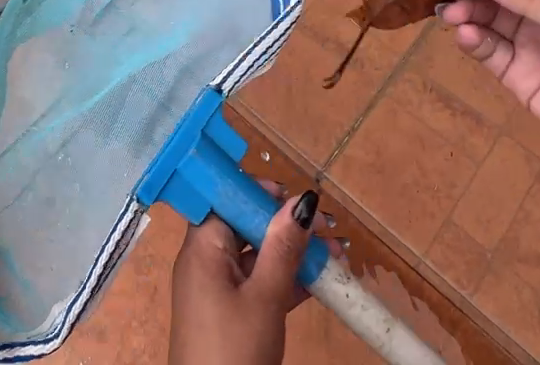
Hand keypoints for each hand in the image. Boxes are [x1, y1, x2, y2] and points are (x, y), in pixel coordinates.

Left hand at [168, 189, 317, 364]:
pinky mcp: (231, 313)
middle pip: (245, 225)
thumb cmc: (234, 348)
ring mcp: (218, 288)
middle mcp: (206, 260)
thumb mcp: (265, 297)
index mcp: (202, 247)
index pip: (223, 199)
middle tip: (327, 226)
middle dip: (286, 223)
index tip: (291, 196)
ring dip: (294, 252)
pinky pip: (260, 282)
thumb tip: (302, 199)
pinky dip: (288, 279)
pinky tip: (322, 280)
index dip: (255, 191)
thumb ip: (284, 247)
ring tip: (336, 252)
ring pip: (258, 255)